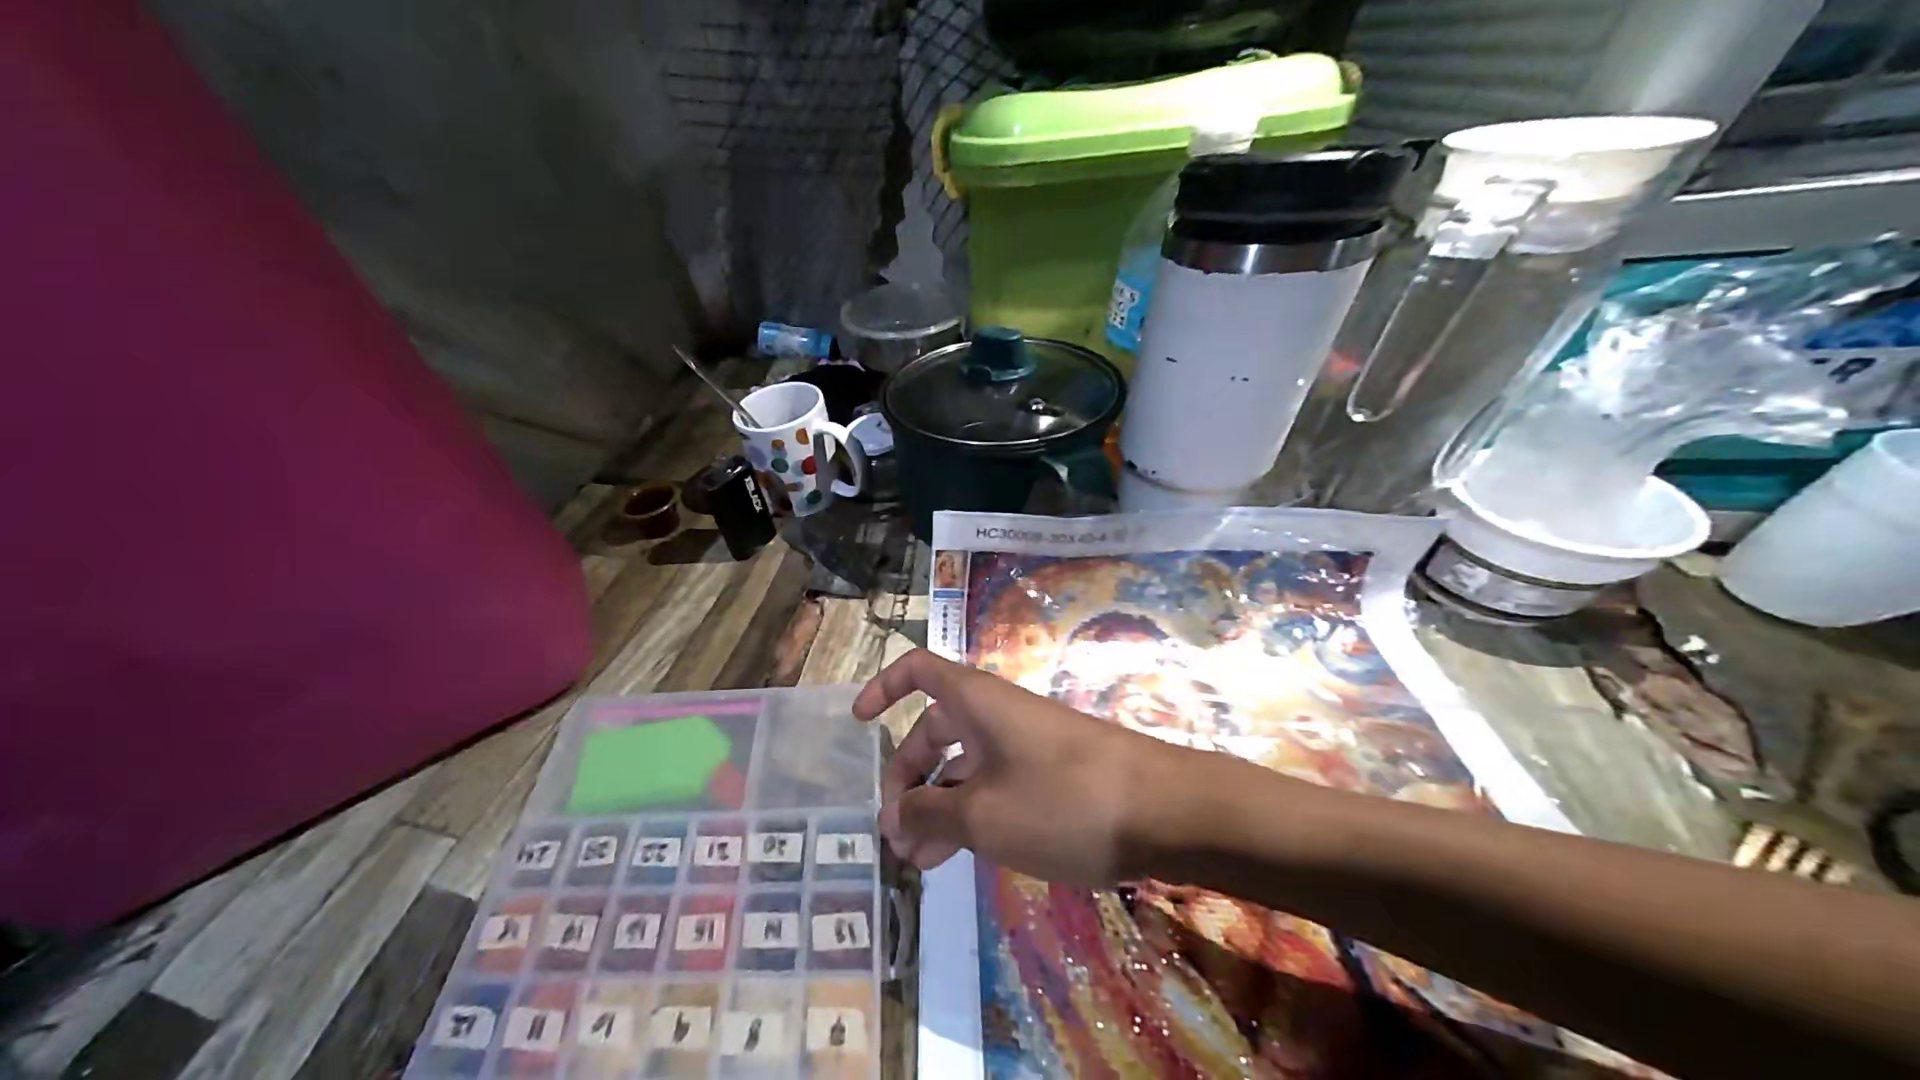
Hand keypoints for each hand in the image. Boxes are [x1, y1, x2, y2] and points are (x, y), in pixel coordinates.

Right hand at [852, 648, 1224, 884]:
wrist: (1167, 813)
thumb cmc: (1062, 801)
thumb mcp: (982, 814)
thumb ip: (928, 813)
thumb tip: (892, 816)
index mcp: (976, 703)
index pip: (918, 669)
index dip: (884, 686)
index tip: (859, 722)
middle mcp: (998, 715)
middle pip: (935, 729)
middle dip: (908, 775)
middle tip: (894, 830)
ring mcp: (1027, 746)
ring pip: (965, 766)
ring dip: (937, 806)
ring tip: (918, 860)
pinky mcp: (1051, 777)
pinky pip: (995, 786)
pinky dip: (971, 814)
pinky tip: (959, 856)